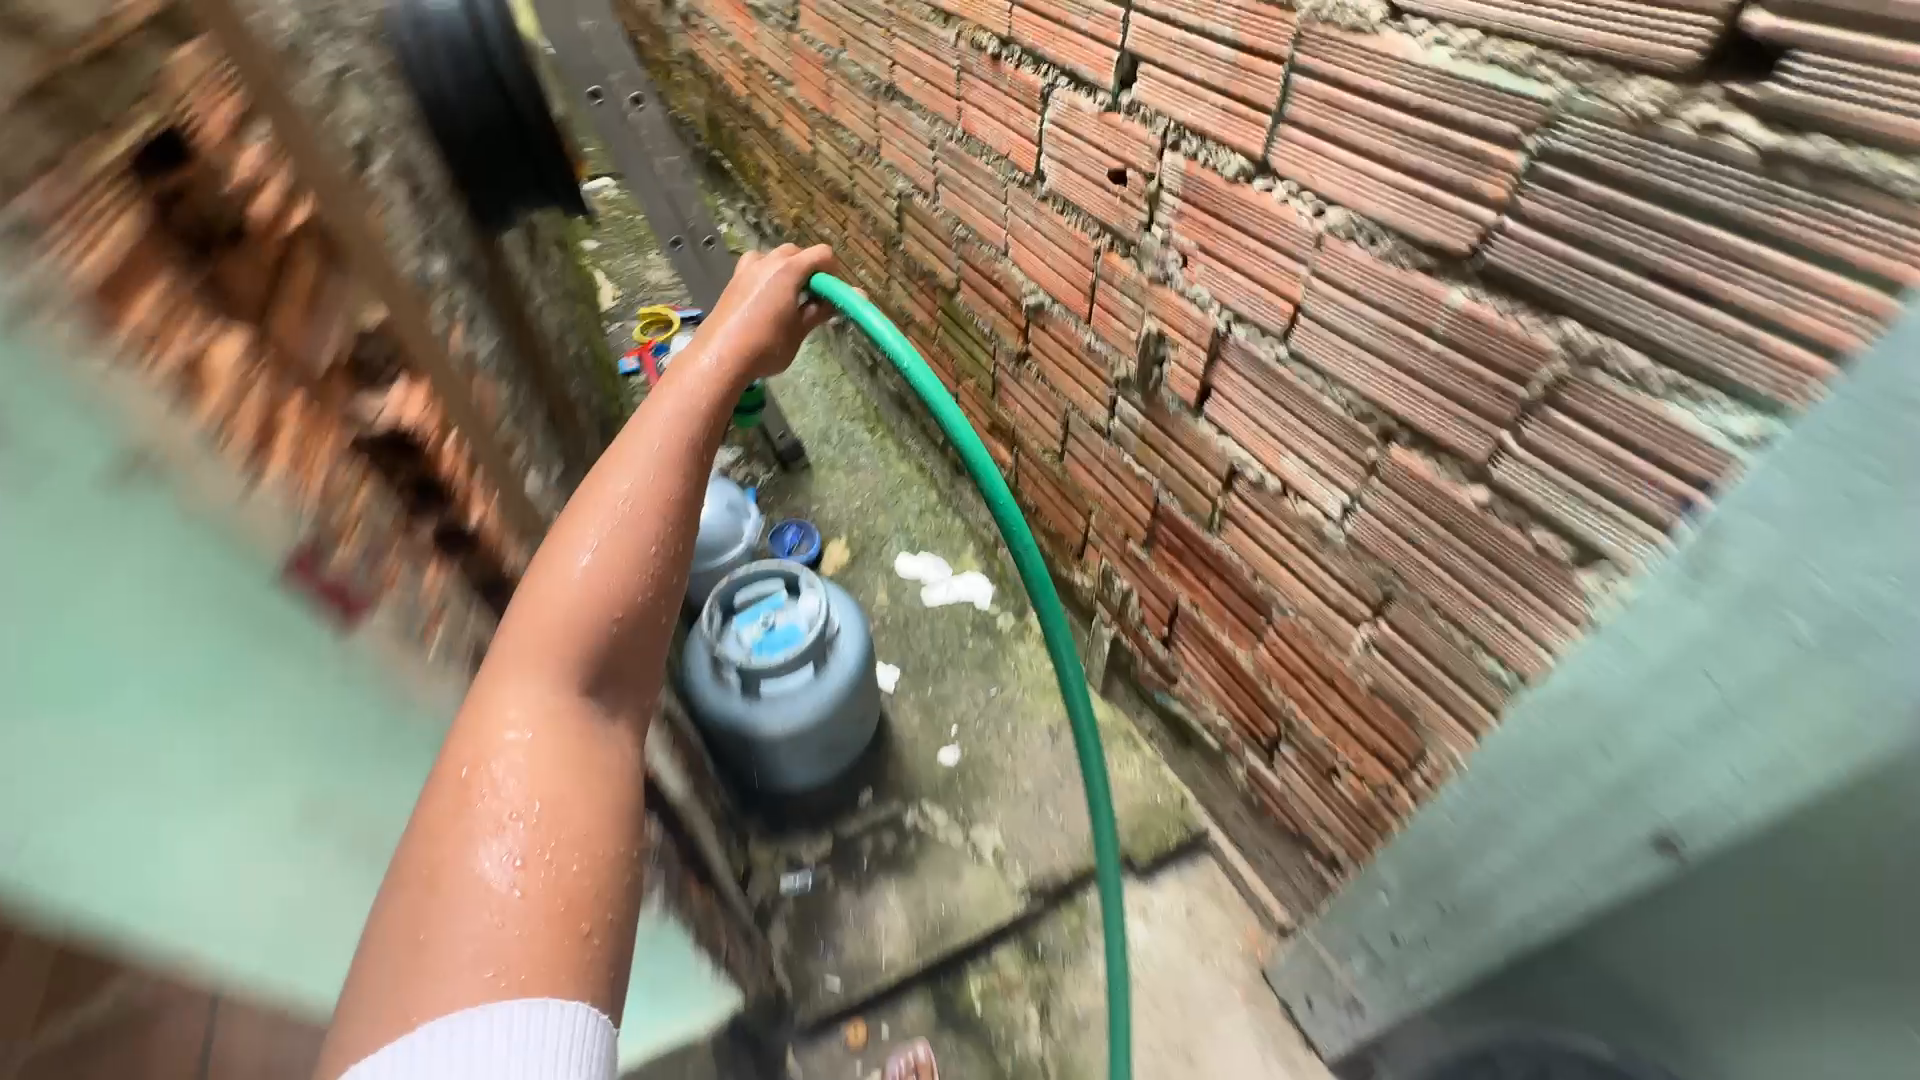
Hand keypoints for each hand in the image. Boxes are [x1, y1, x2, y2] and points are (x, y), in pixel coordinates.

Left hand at [683, 244, 842, 385]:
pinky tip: (767, 299)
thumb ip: (822, 310)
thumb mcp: (799, 330)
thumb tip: (849, 299)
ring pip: (775, 257)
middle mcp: (767, 261)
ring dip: (787, 270)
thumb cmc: (767, 346)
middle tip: (813, 298)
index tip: (832, 295)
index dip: (832, 273)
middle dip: (809, 270)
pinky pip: (757, 266)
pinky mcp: (734, 279)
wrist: (721, 357)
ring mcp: (747, 268)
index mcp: (788, 270)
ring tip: (789, 298)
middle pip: (797, 253)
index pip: (822, 254)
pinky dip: (768, 275)